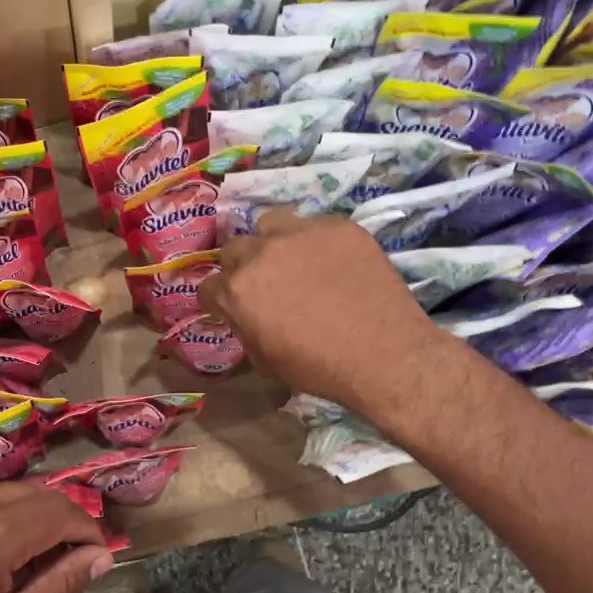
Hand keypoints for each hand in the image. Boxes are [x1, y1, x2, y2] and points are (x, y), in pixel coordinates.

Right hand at [200, 209, 455, 410]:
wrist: (384, 354)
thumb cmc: (318, 368)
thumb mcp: (264, 359)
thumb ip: (244, 327)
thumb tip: (242, 315)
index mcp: (237, 290)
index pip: (207, 286)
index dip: (217, 300)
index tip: (228, 307)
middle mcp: (261, 254)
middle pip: (234, 249)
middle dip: (241, 268)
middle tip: (263, 285)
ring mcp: (301, 234)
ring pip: (270, 224)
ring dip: (272, 241)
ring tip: (291, 260)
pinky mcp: (338, 227)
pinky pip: (315, 225)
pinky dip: (316, 243)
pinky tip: (333, 263)